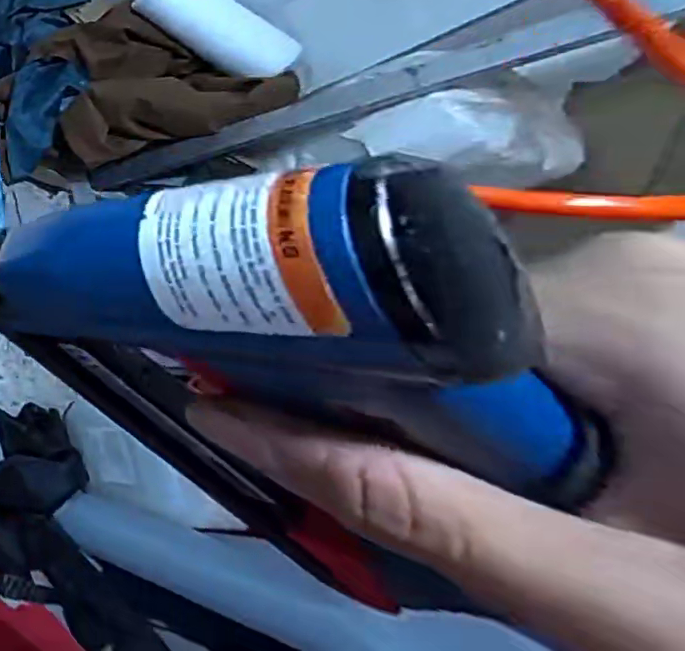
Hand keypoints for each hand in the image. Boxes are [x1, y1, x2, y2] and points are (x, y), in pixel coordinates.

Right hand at [192, 232, 684, 650]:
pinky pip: (540, 340)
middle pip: (432, 325)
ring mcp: (657, 277)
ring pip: (481, 335)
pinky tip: (595, 472)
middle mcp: (621, 258)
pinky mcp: (675, 304)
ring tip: (555, 504)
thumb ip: (409, 506)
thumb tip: (219, 415)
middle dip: (422, 411)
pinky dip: (531, 404)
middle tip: (482, 505)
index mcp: (601, 300)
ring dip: (479, 416)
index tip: (316, 431)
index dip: (339, 374)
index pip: (390, 317)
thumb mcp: (620, 600)